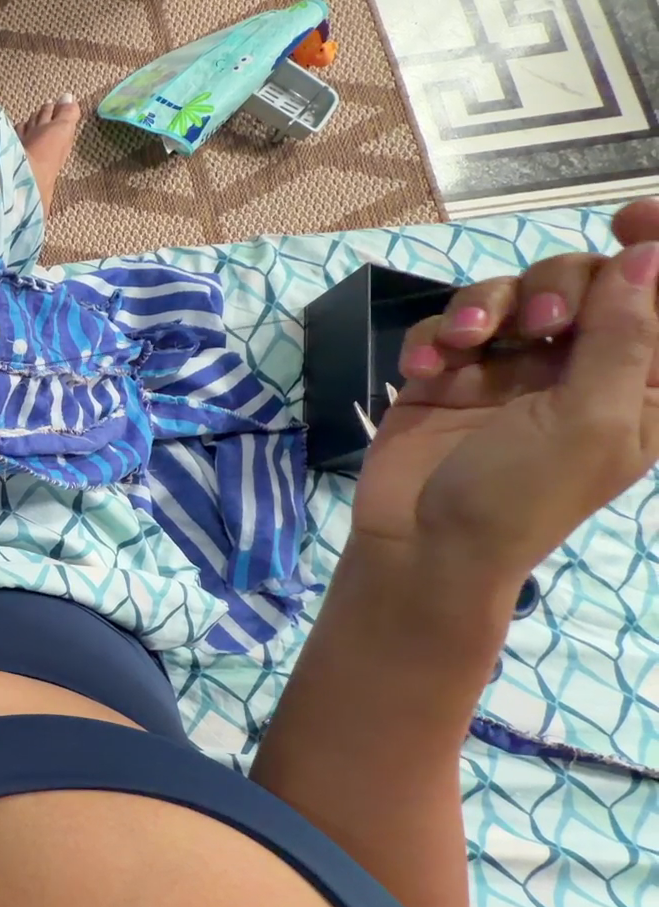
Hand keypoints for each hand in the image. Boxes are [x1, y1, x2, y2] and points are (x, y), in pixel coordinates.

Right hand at [349, 200, 658, 587]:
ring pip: (503, 298)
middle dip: (556, 288)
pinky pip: (438, 331)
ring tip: (465, 344)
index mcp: (636, 379)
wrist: (421, 540)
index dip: (656, 249)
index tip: (632, 216)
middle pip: (578, 281)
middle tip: (539, 326)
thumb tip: (646, 254)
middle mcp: (573, 365)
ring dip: (482, 308)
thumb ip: (624, 338)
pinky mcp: (438, 380)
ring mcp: (500, 372)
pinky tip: (422, 369)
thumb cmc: (522, 494)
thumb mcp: (592, 420)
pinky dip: (429, 340)